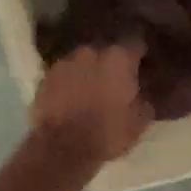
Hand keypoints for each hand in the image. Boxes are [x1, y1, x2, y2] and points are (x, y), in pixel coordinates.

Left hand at [31, 42, 153, 163]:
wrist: (62, 148)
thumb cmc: (107, 133)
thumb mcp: (139, 122)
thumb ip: (145, 100)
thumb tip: (142, 93)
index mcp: (119, 58)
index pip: (136, 43)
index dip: (140, 54)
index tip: (142, 64)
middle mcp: (91, 51)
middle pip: (106, 50)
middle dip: (111, 62)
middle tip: (116, 80)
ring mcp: (65, 61)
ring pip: (82, 60)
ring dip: (88, 70)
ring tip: (90, 88)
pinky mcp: (45, 76)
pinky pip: (64, 74)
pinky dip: (69, 81)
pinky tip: (70, 95)